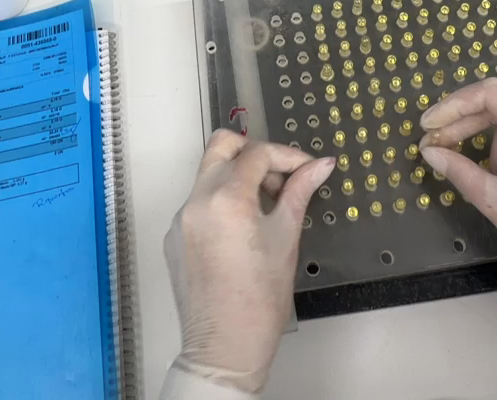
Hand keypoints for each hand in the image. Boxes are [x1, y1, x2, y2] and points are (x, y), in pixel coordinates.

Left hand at [164, 130, 334, 393]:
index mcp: (226, 198)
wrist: (224, 351)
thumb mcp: (286, 238)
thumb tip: (321, 164)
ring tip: (265, 204)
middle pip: (222, 145)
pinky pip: (199, 200)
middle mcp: (197, 199)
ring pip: (209, 172)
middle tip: (279, 176)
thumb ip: (299, 192)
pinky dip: (222, 200)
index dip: (287, 156)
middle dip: (254, 152)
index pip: (257, 153)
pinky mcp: (174, 235)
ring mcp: (181, 217)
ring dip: (238, 175)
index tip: (307, 169)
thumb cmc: (261, 298)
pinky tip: (242, 228)